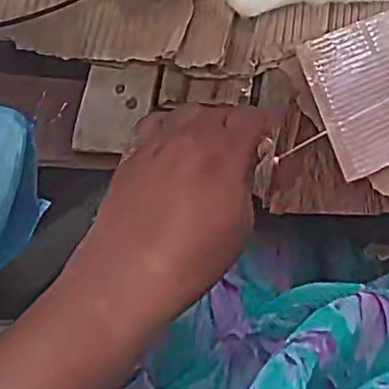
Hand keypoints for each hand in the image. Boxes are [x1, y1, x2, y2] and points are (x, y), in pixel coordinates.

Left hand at [60, 104, 268, 326]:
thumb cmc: (191, 260)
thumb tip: (243, 167)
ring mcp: (158, 141)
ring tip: (203, 150)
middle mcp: (191, 137)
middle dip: (234, 127)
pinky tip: (169, 151)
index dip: (262, 128)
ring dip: (202, 125)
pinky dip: (169, 130)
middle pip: (220, 111)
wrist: (126, 276)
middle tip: (236, 153)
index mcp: (225, 152)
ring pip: (188, 112)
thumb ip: (245, 184)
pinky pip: (156, 125)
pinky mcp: (132, 153)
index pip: (251, 116)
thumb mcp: (241, 226)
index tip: (262, 143)